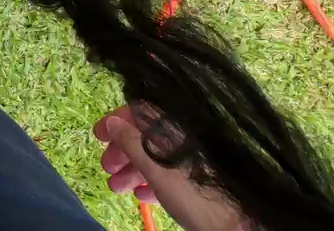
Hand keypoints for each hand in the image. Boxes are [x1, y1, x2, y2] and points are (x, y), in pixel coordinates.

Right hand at [94, 105, 245, 230]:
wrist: (236, 229)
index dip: (116, 121)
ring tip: (116, 187)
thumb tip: (112, 121)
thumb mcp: (156, 167)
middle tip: (106, 167)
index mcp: (173, 130)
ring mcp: (187, 164)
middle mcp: (180, 142)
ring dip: (131, 171)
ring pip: (152, 159)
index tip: (98, 136)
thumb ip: (131, 142)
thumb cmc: (194, 195)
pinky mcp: (194, 185)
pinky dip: (149, 183)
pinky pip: (166, 177)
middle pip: (143, 137)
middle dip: (121, 151)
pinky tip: (140, 196)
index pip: (139, 113)